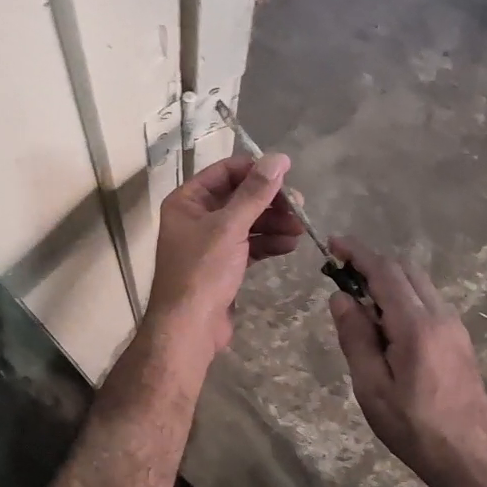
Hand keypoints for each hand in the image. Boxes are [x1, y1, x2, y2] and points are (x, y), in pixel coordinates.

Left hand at [146, 154, 300, 350]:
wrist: (189, 328)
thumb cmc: (202, 272)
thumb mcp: (229, 227)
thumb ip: (255, 193)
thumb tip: (279, 158)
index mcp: (187, 201)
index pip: (224, 172)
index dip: (255, 170)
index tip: (287, 173)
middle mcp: (196, 217)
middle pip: (239, 198)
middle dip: (270, 201)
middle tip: (299, 207)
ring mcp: (210, 243)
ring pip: (247, 222)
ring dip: (274, 223)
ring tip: (299, 229)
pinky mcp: (223, 265)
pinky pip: (249, 245)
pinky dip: (268, 243)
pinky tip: (289, 245)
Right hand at [326, 236, 486, 486]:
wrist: (470, 457)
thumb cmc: (414, 427)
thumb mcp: (371, 387)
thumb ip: (356, 338)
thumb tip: (341, 298)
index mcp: (416, 325)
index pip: (386, 271)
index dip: (358, 253)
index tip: (332, 243)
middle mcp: (440, 315)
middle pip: (405, 270)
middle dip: (372, 263)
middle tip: (339, 274)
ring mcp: (455, 326)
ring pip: (419, 284)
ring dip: (388, 279)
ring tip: (358, 301)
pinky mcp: (459, 339)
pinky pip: (427, 301)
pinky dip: (402, 296)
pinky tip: (385, 323)